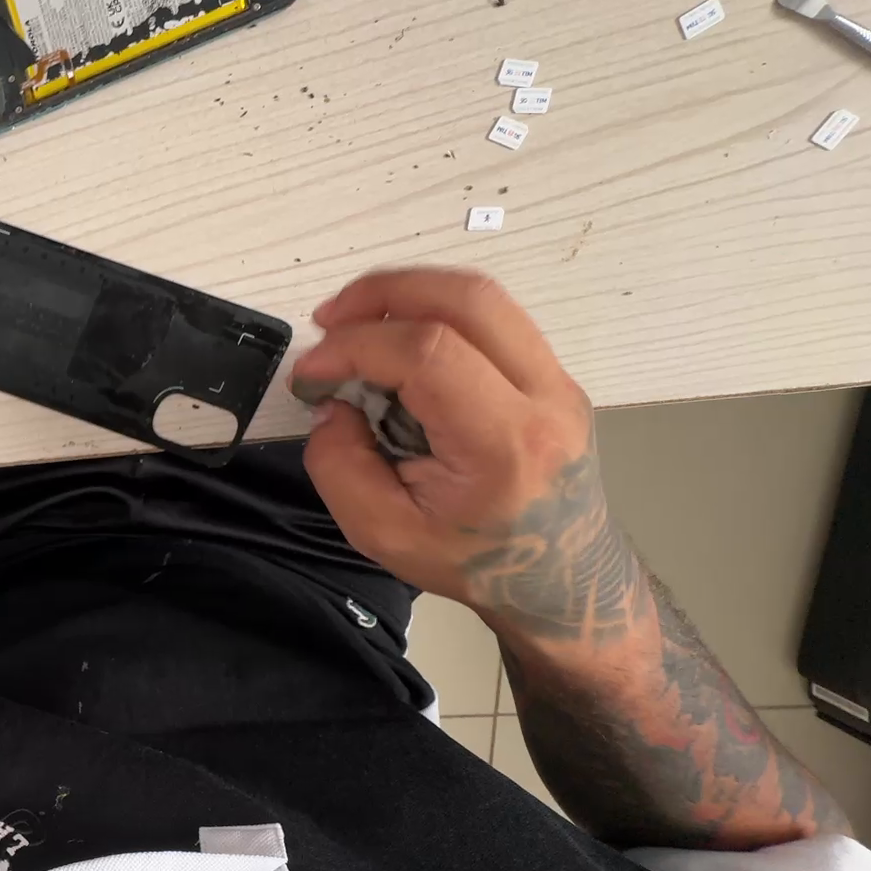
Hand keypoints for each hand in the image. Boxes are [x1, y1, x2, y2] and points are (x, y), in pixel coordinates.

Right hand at [291, 270, 638, 642]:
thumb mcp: (380, 533)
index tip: (309, 372)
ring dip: (405, 295)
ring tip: (351, 324)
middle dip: (383, 293)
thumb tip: (332, 406)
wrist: (561, 578)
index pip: (429, 354)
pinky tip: (389, 343)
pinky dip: (427, 313)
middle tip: (327, 319)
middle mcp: (543, 396)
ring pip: (481, 297)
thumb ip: (339, 466)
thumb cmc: (470, 561)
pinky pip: (486, 319)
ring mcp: (554, 379)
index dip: (355, 347)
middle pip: (468, 298)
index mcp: (503, 443)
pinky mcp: (545, 375)